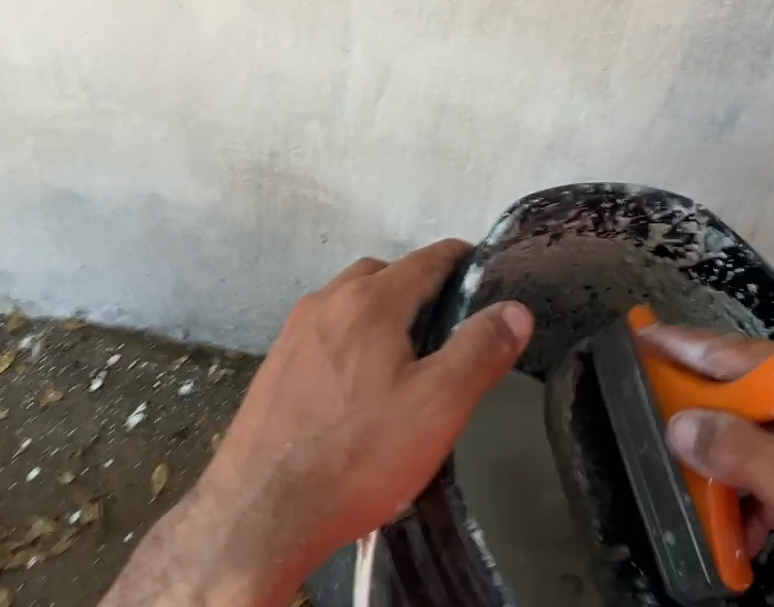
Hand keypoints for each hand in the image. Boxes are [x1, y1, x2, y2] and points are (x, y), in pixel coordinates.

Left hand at [102, 240, 534, 606]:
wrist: (258, 515)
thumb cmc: (356, 455)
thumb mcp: (438, 405)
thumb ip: (480, 351)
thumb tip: (515, 310)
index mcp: (369, 301)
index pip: (427, 258)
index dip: (460, 260)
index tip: (482, 269)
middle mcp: (326, 303)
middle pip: (383, 274)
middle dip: (417, 285)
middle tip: (446, 322)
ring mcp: (294, 334)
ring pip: (348, 302)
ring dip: (379, 311)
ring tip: (405, 354)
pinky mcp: (274, 367)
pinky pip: (323, 334)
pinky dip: (349, 339)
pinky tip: (358, 385)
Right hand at [641, 324, 773, 606]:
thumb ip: (739, 452)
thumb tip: (680, 426)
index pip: (742, 353)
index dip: (687, 345)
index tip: (642, 333)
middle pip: (753, 393)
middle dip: (707, 418)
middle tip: (658, 419)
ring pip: (769, 432)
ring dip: (735, 467)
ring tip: (702, 499)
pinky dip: (765, 488)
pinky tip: (747, 527)